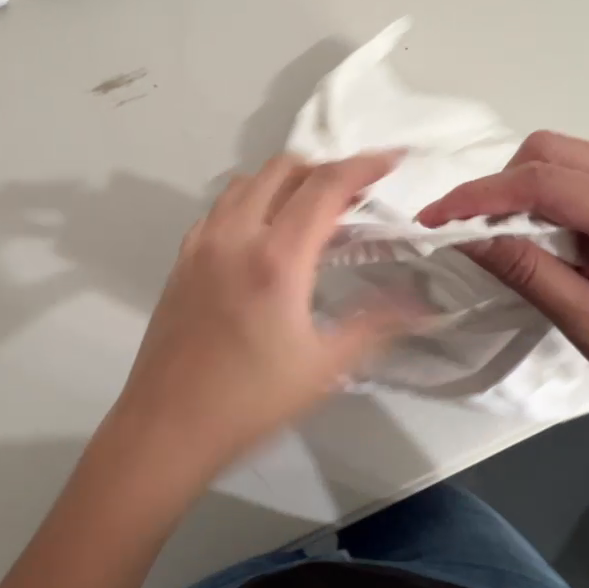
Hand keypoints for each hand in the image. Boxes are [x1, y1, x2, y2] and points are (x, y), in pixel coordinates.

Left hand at [107, 153, 407, 476]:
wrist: (166, 427)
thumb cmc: (249, 403)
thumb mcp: (323, 368)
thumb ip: (375, 325)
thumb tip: (422, 304)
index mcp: (276, 258)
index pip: (325, 186)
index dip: (364, 165)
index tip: (393, 160)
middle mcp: (234, 237)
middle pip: (281, 170)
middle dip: (323, 169)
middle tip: (354, 194)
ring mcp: (200, 246)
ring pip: (244, 184)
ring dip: (282, 182)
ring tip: (310, 210)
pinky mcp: (180, 261)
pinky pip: (218, 210)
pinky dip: (248, 203)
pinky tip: (262, 237)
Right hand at [418, 132, 588, 435]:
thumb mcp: (585, 322)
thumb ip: (525, 270)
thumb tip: (463, 235)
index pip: (545, 183)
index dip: (480, 196)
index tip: (433, 219)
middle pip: (551, 152)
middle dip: (499, 186)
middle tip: (471, 231)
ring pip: (562, 156)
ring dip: (519, 188)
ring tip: (502, 235)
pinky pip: (579, 173)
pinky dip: (543, 195)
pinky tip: (538, 233)